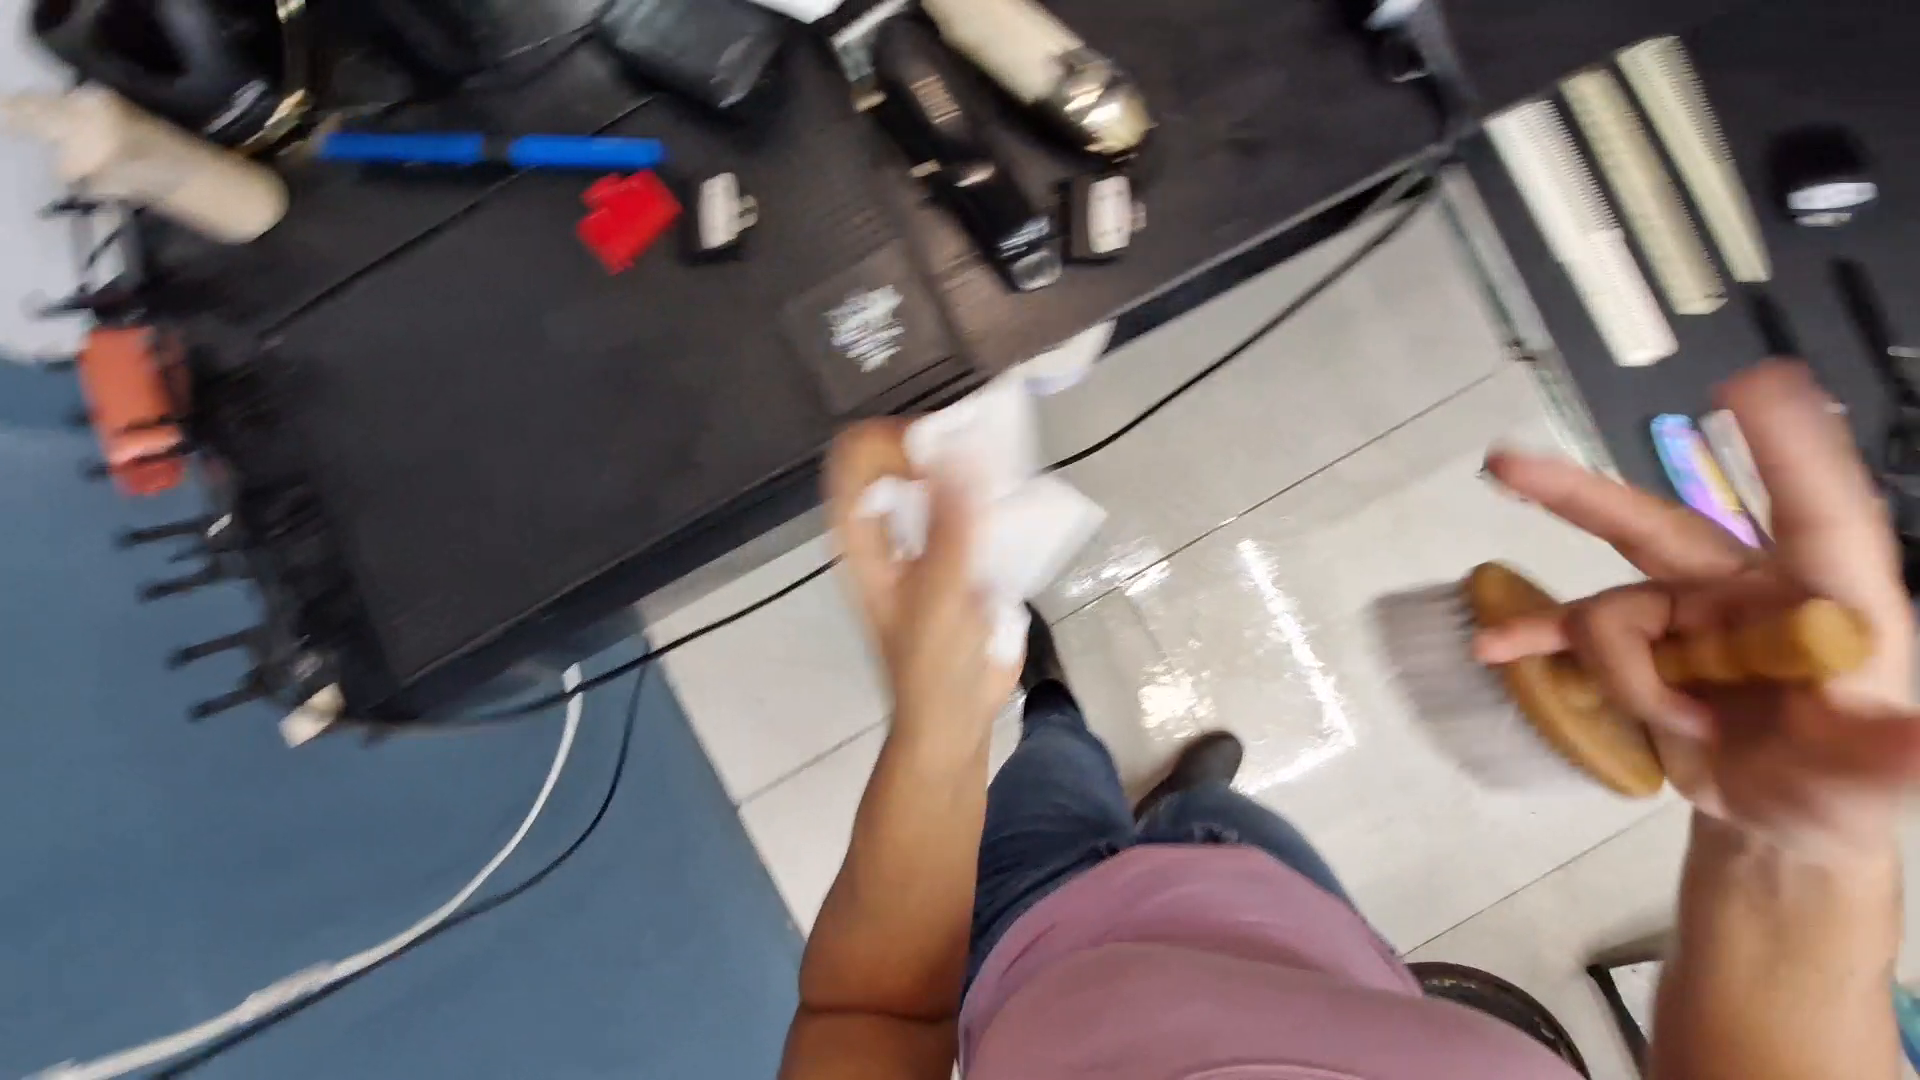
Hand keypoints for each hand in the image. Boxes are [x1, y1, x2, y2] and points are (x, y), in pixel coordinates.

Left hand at [826, 420, 1017, 749]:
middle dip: (938, 449)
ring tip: (1004, 472)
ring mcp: (921, 543)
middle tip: (981, 455)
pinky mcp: (955, 557)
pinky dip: (987, 498)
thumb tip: (964, 450)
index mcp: (862, 539)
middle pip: (898, 463)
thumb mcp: (939, 593)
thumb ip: (951, 524)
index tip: (940, 457)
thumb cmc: (933, 663)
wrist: (956, 715)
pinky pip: (967, 510)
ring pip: (935, 484)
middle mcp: (886, 532)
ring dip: (967, 471)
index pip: (856, 460)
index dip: (892, 444)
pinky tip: (1015, 504)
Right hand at [1476, 362, 1919, 858]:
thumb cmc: (1847, 787)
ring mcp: (1677, 618)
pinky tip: (1494, 649)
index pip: (1817, 519)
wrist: (1777, 815)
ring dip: (1615, 669)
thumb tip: (1908, 734)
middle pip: (1653, 529)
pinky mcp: (1630, 647)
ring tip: (1668, 724)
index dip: (1788, 452)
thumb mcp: (1881, 782)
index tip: (1755, 382)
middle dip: (1578, 496)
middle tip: (1503, 465)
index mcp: (1825, 608)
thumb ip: (1894, 756)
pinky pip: (1567, 635)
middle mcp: (1743, 593)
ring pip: (1605, 614)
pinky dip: (1532, 640)